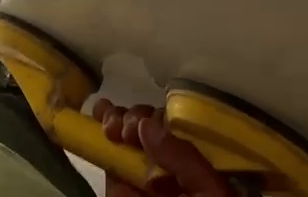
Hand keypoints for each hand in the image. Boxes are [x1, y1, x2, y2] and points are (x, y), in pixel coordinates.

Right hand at [93, 101, 228, 196]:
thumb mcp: (210, 195)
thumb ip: (184, 159)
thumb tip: (146, 125)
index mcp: (199, 170)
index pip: (177, 129)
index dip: (158, 118)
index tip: (144, 125)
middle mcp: (170, 170)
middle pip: (148, 128)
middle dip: (133, 119)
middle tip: (125, 130)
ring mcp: (142, 180)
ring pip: (125, 137)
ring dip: (115, 122)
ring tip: (110, 127)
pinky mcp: (118, 191)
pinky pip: (107, 159)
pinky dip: (98, 137)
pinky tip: (96, 120)